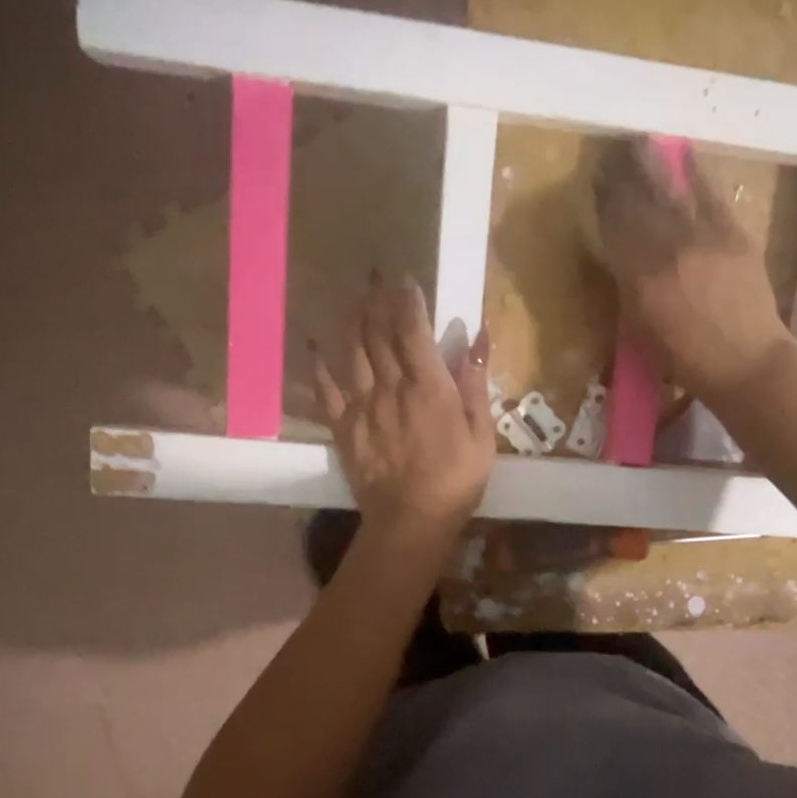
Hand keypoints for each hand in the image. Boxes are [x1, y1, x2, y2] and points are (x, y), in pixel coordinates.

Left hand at [313, 274, 495, 533]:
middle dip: (377, 301)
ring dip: (351, 321)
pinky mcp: (343, 427)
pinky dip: (318, 364)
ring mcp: (362, 406)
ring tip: (353, 299)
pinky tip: (314, 344)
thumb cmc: (456, 479)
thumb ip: (476, 384)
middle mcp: (391, 387)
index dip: (408, 302)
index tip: (405, 280)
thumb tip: (478, 338)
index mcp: (428, 387)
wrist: (411, 521)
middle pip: (378, 334)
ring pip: (351, 352)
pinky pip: (325, 389)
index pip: (414, 331)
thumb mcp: (482, 434)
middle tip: (375, 276)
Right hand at [591, 138, 792, 399]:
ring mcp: (705, 239)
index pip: (616, 229)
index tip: (594, 179)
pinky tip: (686, 157)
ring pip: (673, 194)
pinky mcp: (735, 236)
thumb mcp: (642, 329)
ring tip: (641, 143)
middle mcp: (669, 251)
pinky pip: (711, 198)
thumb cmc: (687, 361)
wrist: (747, 364)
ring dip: (654, 166)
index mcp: (641, 280)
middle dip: (624, 174)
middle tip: (612, 151)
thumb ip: (627, 288)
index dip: (604, 201)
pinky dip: (697, 176)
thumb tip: (617, 254)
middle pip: (640, 203)